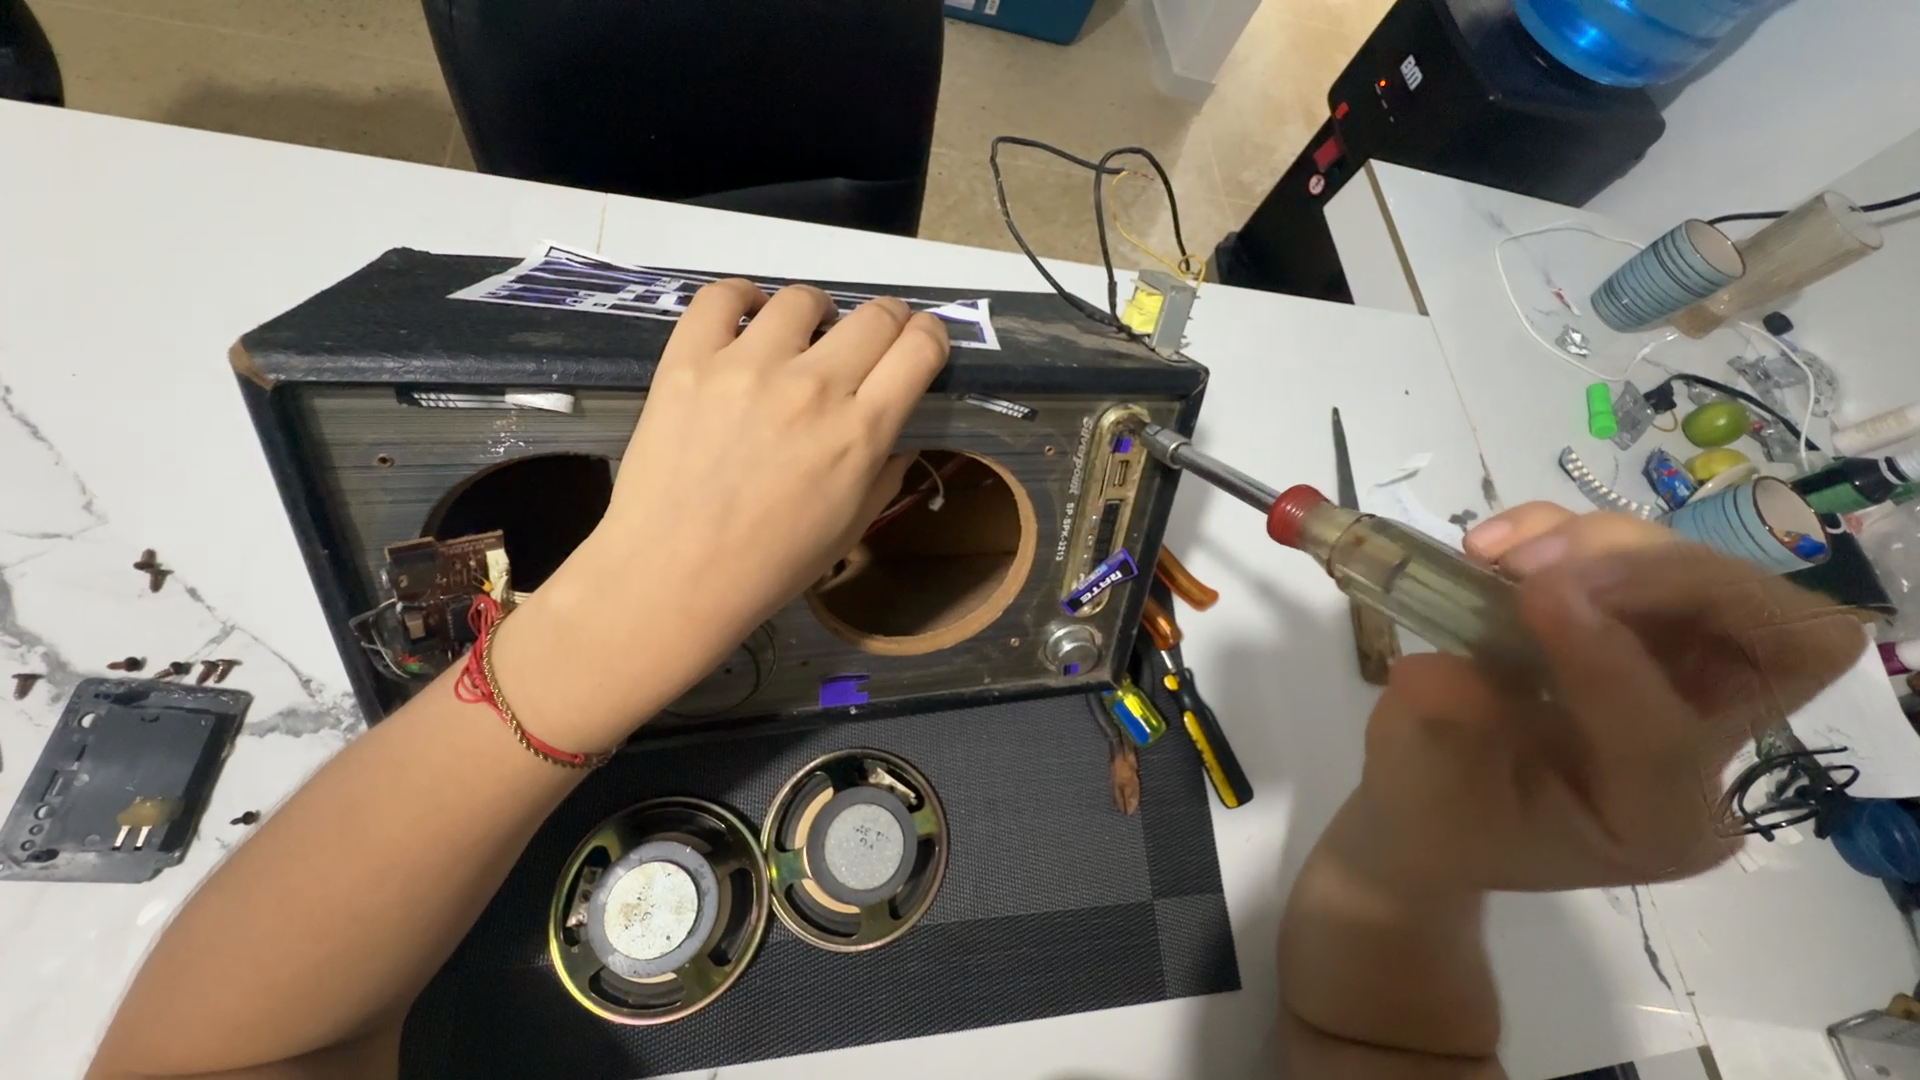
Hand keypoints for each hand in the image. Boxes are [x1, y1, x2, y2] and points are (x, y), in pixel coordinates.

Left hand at [490, 281, 948, 749]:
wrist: (675, 576)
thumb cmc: (772, 564)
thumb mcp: (852, 527)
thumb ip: (886, 471)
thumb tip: (897, 432)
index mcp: (860, 432)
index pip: (920, 348)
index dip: (931, 336)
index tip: (921, 344)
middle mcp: (813, 387)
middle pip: (876, 315)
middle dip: (888, 321)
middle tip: (869, 341)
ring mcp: (747, 367)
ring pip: (803, 299)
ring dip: (817, 315)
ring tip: (802, 340)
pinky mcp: (689, 361)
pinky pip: (723, 297)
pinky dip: (744, 299)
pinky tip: (749, 321)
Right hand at [1333, 503, 1862, 893]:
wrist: (1435, 810)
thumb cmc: (1427, 812)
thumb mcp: (1420, 778)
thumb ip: (1445, 716)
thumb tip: (1449, 661)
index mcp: (1654, 819)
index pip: (1668, 732)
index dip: (1602, 656)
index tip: (1524, 595)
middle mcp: (1704, 756)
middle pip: (1775, 643)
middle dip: (1667, 580)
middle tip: (1545, 567)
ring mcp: (1683, 690)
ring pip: (1723, 586)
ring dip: (1613, 546)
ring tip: (1503, 554)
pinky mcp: (1641, 637)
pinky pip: (1647, 561)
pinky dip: (1574, 533)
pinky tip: (1497, 545)